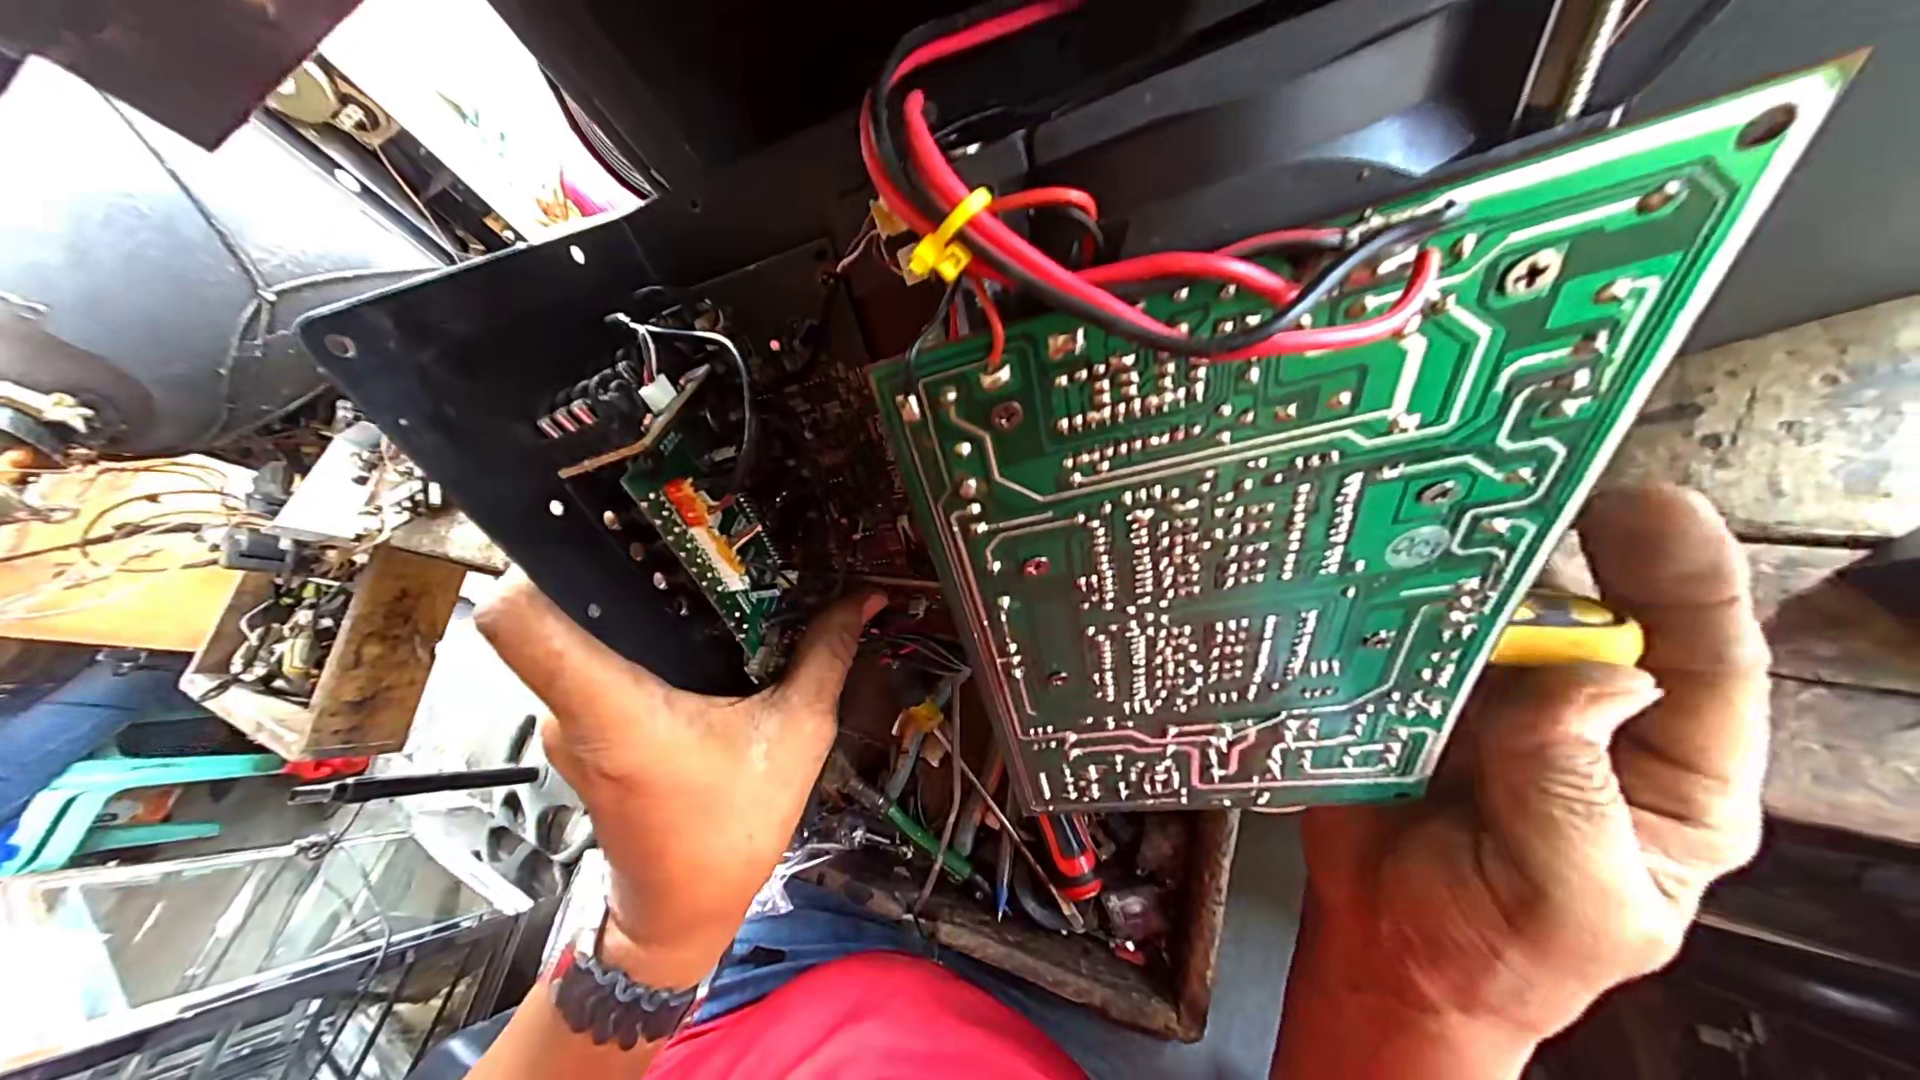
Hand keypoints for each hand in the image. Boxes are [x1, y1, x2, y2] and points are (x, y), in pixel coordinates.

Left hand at [476, 574, 885, 986]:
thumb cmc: (733, 829)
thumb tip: (863, 599)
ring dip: (634, 604)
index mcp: (613, 706)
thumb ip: (827, 656)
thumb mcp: (798, 734)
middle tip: (684, 533)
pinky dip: (638, 640)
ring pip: (584, 637)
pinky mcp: (587, 730)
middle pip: (559, 611)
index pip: (518, 621)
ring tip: (696, 572)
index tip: (598, 528)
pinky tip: (692, 629)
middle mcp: (575, 707)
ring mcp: (573, 721)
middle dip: (618, 566)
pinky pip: (600, 663)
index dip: (538, 562)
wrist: (683, 912)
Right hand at [1281, 485, 1770, 1072]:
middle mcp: (1565, 718)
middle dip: (1533, 569)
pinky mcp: (1400, 704)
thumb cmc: (1500, 944)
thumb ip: (1581, 799)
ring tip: (1406, 542)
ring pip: (1467, 632)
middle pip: (1563, 625)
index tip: (1640, 506)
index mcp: (1655, 768)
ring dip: (1440, 590)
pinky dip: (1374, 625)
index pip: (1697, 662)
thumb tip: (1595, 682)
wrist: (1383, 946)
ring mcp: (1474, 706)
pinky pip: (1393, 656)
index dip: (1680, 577)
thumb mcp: (1577, 899)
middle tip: (1485, 512)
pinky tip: (1353, 594)